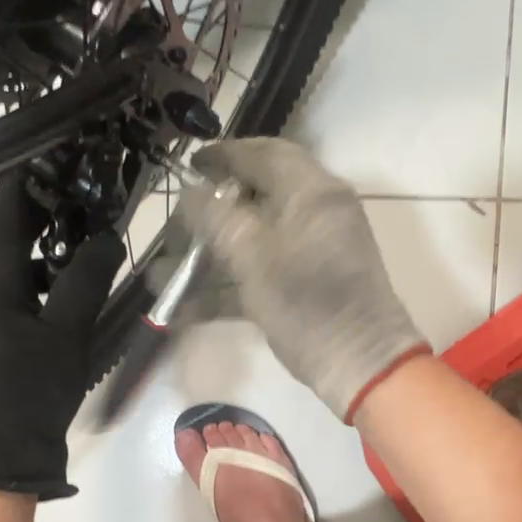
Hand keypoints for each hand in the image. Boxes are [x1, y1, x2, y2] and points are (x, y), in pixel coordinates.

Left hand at [0, 175, 124, 498]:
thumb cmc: (29, 394)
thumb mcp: (66, 336)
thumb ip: (87, 281)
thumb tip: (107, 235)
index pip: (7, 207)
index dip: (32, 171)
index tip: (62, 144)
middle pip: (11, 232)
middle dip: (48, 206)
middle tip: (90, 186)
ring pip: (16, 264)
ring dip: (49, 245)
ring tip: (91, 233)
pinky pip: (18, 292)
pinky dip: (45, 279)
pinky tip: (75, 287)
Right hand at [180, 138, 428, 422]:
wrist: (360, 366)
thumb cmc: (309, 302)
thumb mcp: (254, 255)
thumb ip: (215, 218)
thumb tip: (190, 193)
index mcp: (312, 192)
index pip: (264, 155)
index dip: (223, 155)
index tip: (187, 163)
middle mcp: (314, 215)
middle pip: (252, 201)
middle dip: (206, 217)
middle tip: (171, 230)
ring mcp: (310, 255)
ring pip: (250, 243)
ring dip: (206, 259)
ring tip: (160, 275)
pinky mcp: (304, 291)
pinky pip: (257, 277)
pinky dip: (224, 289)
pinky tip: (180, 310)